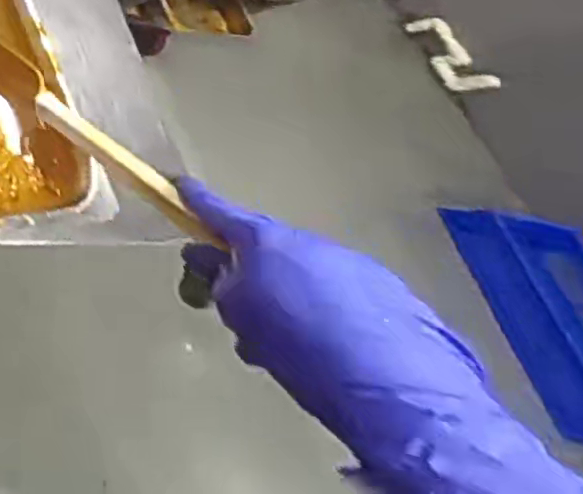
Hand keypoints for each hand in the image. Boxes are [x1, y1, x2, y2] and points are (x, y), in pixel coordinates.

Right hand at [179, 180, 582, 492]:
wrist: (404, 398)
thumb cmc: (300, 346)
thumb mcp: (238, 313)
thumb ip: (221, 282)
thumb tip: (220, 268)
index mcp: (265, 239)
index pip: (218, 210)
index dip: (194, 200)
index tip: (178, 186)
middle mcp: (311, 243)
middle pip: (267, 246)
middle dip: (250, 268)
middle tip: (240, 306)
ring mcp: (360, 268)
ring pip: (308, 273)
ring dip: (292, 295)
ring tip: (291, 342)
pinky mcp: (401, 301)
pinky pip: (348, 297)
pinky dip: (334, 315)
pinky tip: (335, 352)